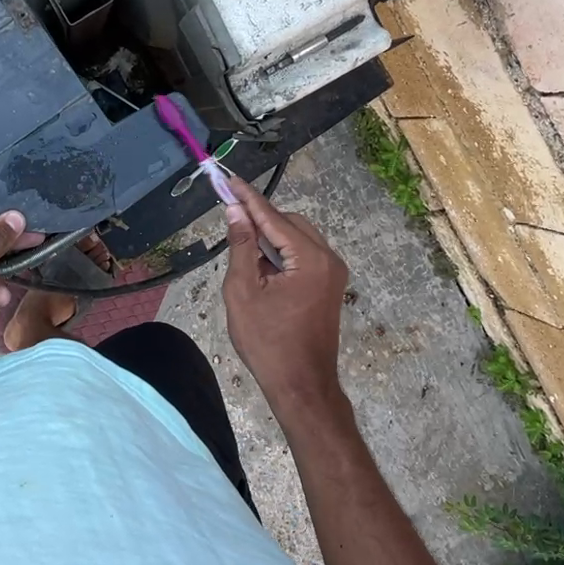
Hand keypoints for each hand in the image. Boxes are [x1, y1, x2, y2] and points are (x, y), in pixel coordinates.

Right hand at [221, 174, 349, 407]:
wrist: (301, 385)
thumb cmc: (267, 342)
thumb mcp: (244, 291)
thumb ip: (241, 246)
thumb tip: (236, 211)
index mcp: (310, 258)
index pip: (273, 218)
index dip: (248, 198)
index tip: (229, 179)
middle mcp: (329, 259)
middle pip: (291, 223)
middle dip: (261, 217)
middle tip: (231, 215)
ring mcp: (333, 274)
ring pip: (298, 238)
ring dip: (271, 236)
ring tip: (242, 243)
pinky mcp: (329, 286)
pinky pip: (304, 255)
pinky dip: (282, 252)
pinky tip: (261, 263)